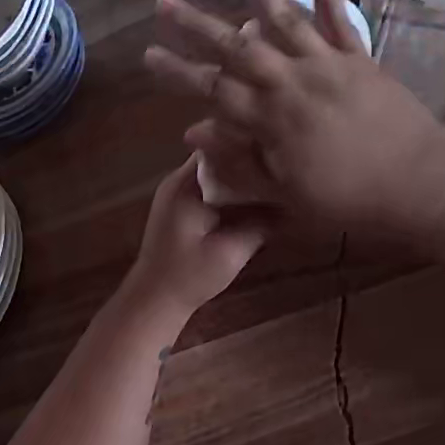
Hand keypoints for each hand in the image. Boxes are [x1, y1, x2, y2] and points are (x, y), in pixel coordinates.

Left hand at [124, 155, 267, 314]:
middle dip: (248, 160)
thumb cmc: (189, 276)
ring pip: (215, 171)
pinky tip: (252, 200)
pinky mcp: (179, 206)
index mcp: (186, 184)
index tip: (279, 153)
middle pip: (218, 156)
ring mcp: (176, 192)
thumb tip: (290, 205)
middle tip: (282, 167)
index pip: (221, 147)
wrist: (154, 298)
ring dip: (239, 175)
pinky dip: (229, 189)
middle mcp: (178, 180)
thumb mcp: (231, 252)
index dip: (251, 147)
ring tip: (272, 180)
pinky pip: (208, 185)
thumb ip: (260, 224)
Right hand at [144, 0, 444, 238]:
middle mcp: (291, 81)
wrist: (420, 184)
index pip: (212, 88)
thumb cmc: (348, 199)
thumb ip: (239, 161)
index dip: (177, 70)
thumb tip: (193, 134)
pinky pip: (339, 19)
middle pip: (235, 46)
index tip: (148, 53)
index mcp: (271, 119)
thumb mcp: (285, 194)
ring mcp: (326, 64)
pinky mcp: (358, 57)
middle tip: (165, 0)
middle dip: (196, 23)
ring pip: (283, 18)